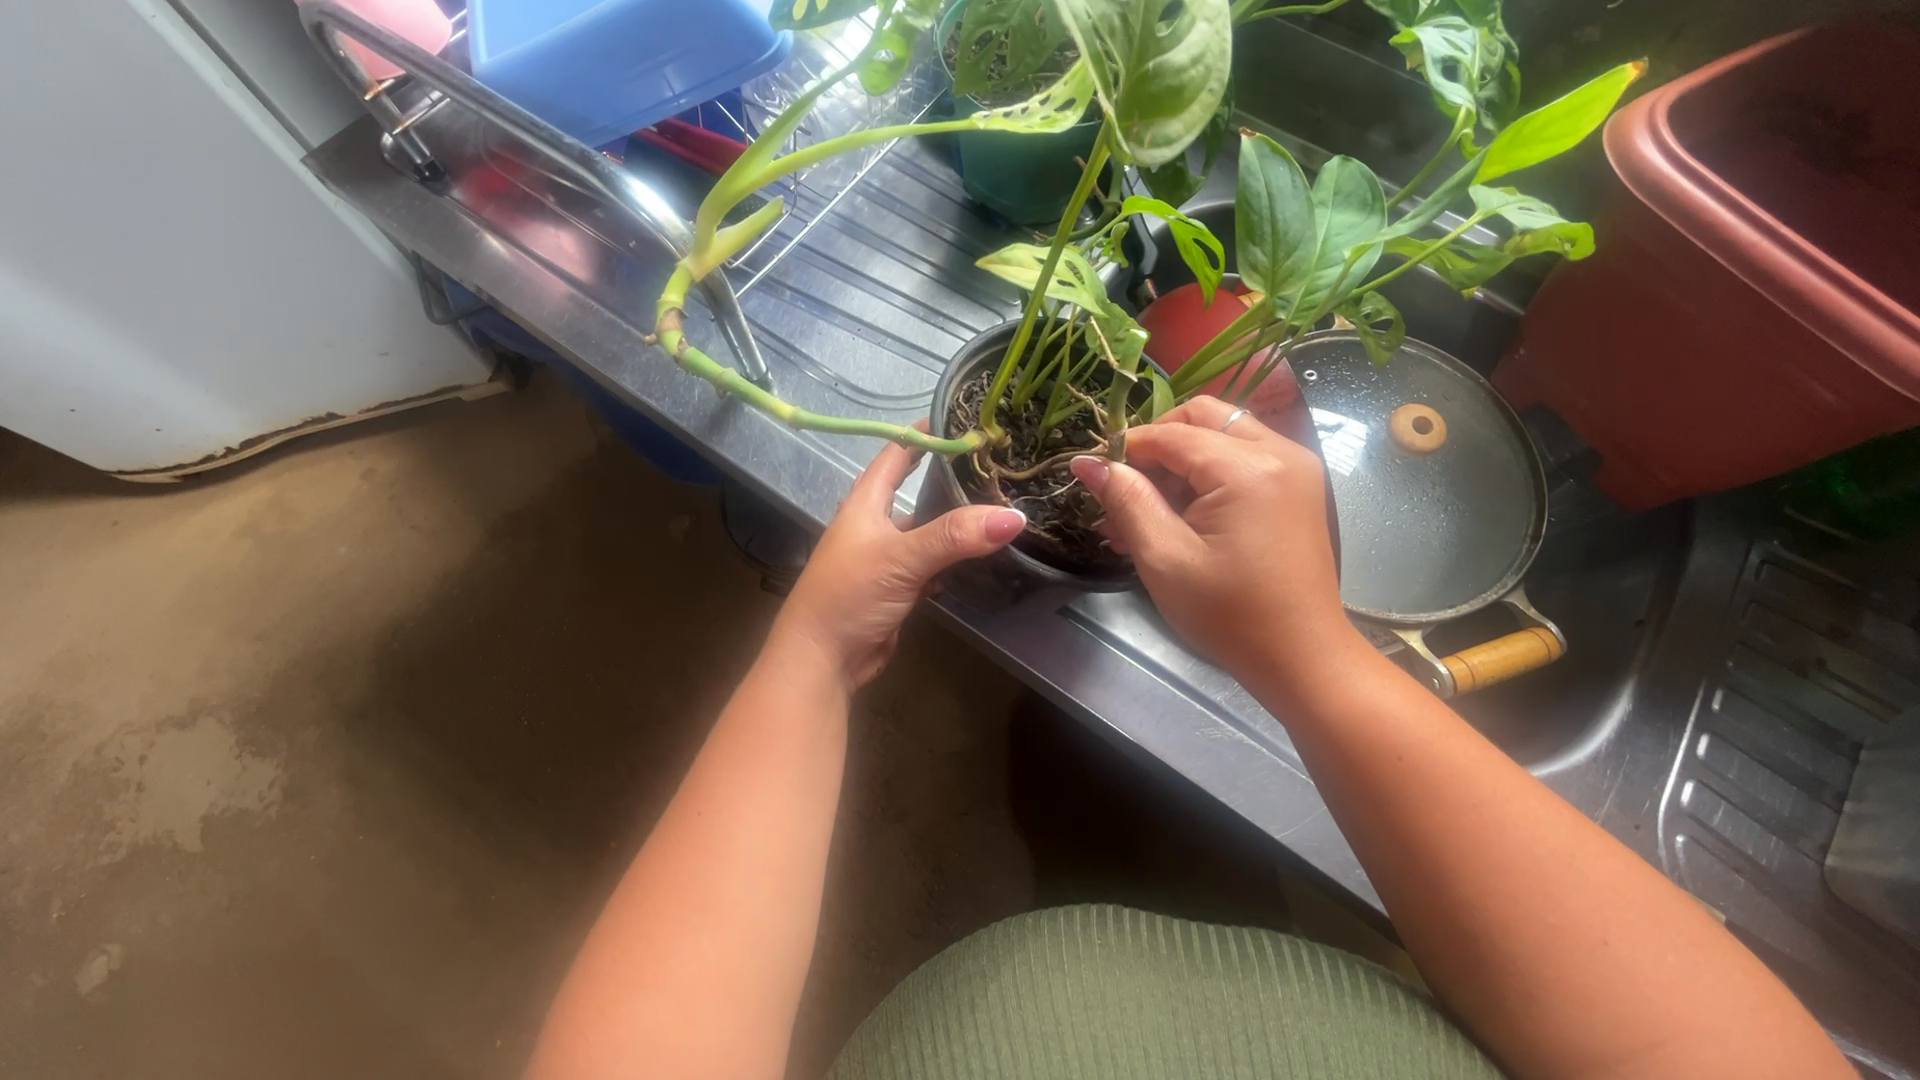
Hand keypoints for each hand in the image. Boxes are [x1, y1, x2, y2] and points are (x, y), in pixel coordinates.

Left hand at [771, 439, 1026, 690]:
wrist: (822, 660)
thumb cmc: (848, 595)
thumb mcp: (900, 558)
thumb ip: (954, 536)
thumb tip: (1013, 516)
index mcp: (865, 504)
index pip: (895, 454)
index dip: (922, 433)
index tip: (959, 418)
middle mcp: (875, 526)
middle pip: (916, 492)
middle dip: (950, 479)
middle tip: (994, 466)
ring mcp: (886, 559)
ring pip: (928, 532)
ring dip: (956, 523)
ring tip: (999, 507)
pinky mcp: (897, 590)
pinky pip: (932, 567)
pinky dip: (954, 561)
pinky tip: (982, 558)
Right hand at [1069, 396, 1359, 685]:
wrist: (1301, 658)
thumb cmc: (1229, 614)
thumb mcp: (1165, 559)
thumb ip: (1126, 500)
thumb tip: (1087, 461)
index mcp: (1248, 468)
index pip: (1171, 433)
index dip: (1126, 450)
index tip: (1094, 478)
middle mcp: (1280, 452)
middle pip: (1202, 417)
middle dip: (1157, 446)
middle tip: (1126, 491)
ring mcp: (1294, 468)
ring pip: (1221, 435)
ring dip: (1178, 464)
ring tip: (1143, 515)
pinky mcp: (1296, 488)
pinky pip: (1242, 459)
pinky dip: (1206, 476)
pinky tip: (1177, 518)